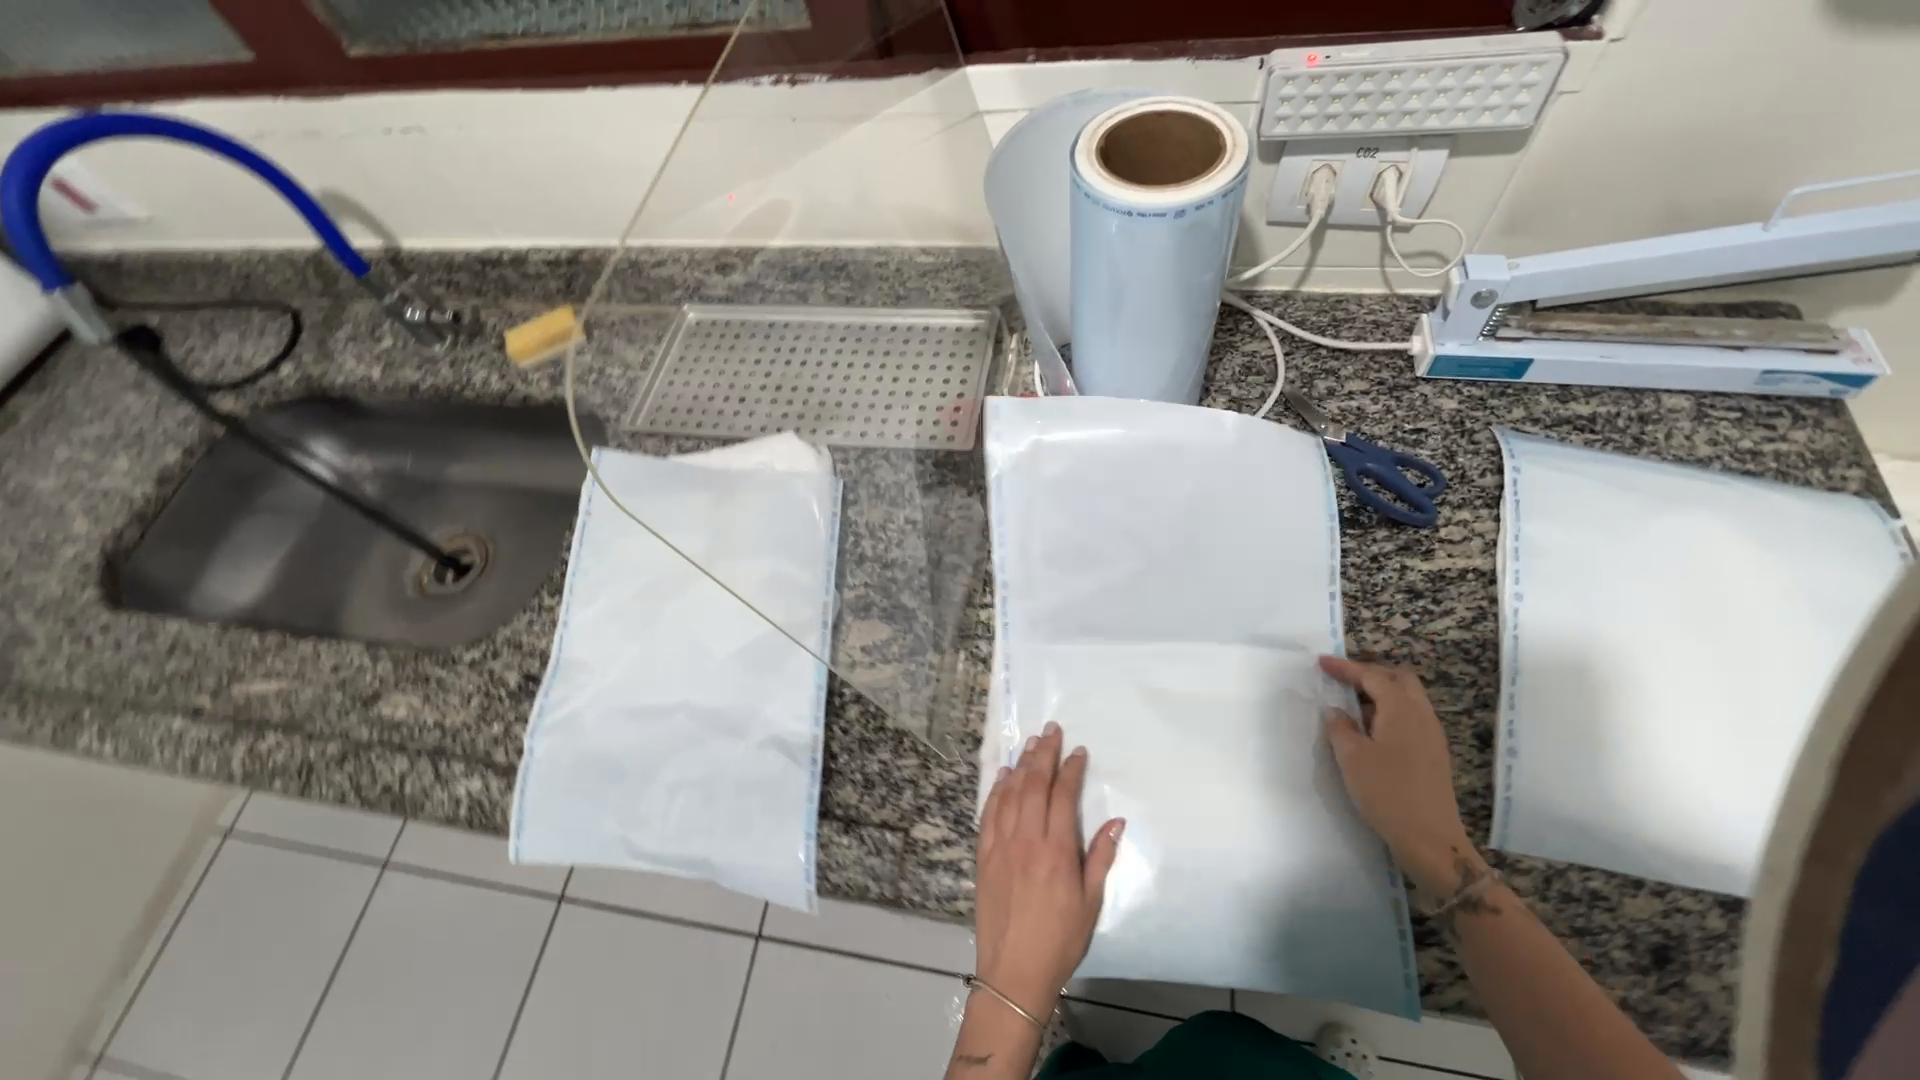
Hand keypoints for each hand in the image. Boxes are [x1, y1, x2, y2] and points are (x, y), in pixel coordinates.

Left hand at [974, 722, 1123, 1019]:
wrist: (1014, 971)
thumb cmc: (1060, 939)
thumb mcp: (1091, 902)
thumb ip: (1101, 858)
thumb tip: (1115, 821)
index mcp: (1057, 850)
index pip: (1063, 796)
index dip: (1071, 769)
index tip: (1079, 751)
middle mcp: (1027, 839)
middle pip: (1034, 785)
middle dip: (1044, 754)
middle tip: (1051, 730)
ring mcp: (1001, 845)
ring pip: (1010, 794)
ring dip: (1020, 765)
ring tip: (1030, 744)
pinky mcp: (984, 856)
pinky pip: (989, 814)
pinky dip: (996, 791)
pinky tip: (1002, 777)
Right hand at [1319, 655, 1484, 896]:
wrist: (1429, 838)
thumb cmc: (1386, 792)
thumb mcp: (1352, 758)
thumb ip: (1340, 728)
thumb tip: (1336, 712)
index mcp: (1402, 710)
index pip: (1373, 676)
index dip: (1346, 668)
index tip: (1322, 662)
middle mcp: (1422, 715)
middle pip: (1399, 680)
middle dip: (1370, 674)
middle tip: (1342, 679)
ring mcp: (1431, 735)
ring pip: (1408, 699)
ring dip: (1381, 693)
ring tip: (1352, 704)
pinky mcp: (1433, 753)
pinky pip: (1410, 717)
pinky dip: (1389, 712)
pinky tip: (1371, 730)